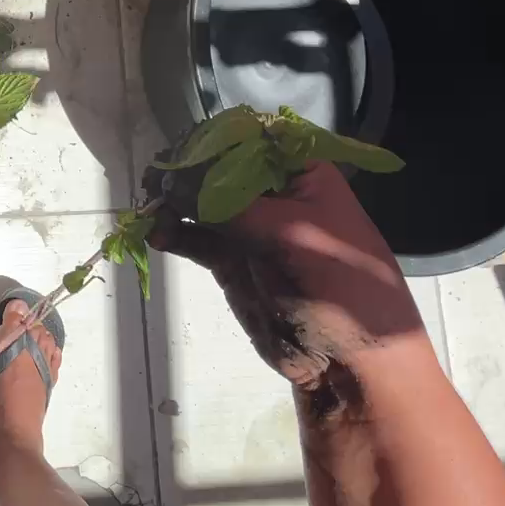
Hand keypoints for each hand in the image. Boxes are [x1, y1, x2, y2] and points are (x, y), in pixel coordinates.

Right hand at [149, 162, 424, 389]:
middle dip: (181, 175)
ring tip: (152, 216)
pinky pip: (192, 236)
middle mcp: (271, 195)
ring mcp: (247, 228)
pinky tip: (157, 238)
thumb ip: (226, 204)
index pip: (246, 139)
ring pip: (196, 201)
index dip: (208, 142)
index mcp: (300, 175)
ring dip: (170, 204)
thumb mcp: (289, 234)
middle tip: (153, 184)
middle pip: (213, 169)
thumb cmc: (340, 287)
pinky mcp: (229, 259)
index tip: (177, 155)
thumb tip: (169, 181)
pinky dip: (172, 233)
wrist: (353, 366)